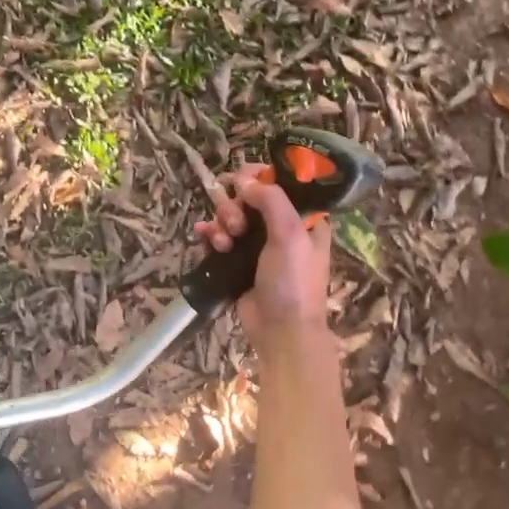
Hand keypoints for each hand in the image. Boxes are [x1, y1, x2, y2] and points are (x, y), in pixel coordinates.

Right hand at [192, 165, 333, 342]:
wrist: (280, 330)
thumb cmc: (293, 282)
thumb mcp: (290, 236)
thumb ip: (270, 201)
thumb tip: (243, 179)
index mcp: (304, 219)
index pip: (281, 184)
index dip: (258, 177)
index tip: (239, 180)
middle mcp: (281, 228)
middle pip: (248, 198)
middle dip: (233, 206)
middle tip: (235, 225)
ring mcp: (258, 244)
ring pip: (230, 216)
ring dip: (221, 223)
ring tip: (223, 243)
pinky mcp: (238, 260)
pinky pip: (218, 235)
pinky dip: (210, 234)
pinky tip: (205, 238)